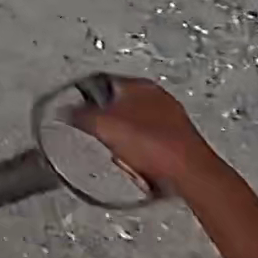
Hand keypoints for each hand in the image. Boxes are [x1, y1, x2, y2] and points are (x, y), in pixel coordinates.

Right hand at [68, 76, 225, 193]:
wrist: (191, 176)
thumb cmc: (151, 143)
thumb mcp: (100, 125)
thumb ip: (78, 115)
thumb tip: (66, 112)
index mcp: (140, 84)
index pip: (102, 81)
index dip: (85, 95)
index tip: (77, 108)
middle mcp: (159, 98)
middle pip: (119, 106)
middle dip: (108, 123)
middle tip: (102, 134)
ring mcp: (174, 121)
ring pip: (136, 127)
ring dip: (126, 141)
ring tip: (122, 155)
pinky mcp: (183, 145)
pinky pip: (152, 145)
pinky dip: (143, 155)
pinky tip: (140, 166)